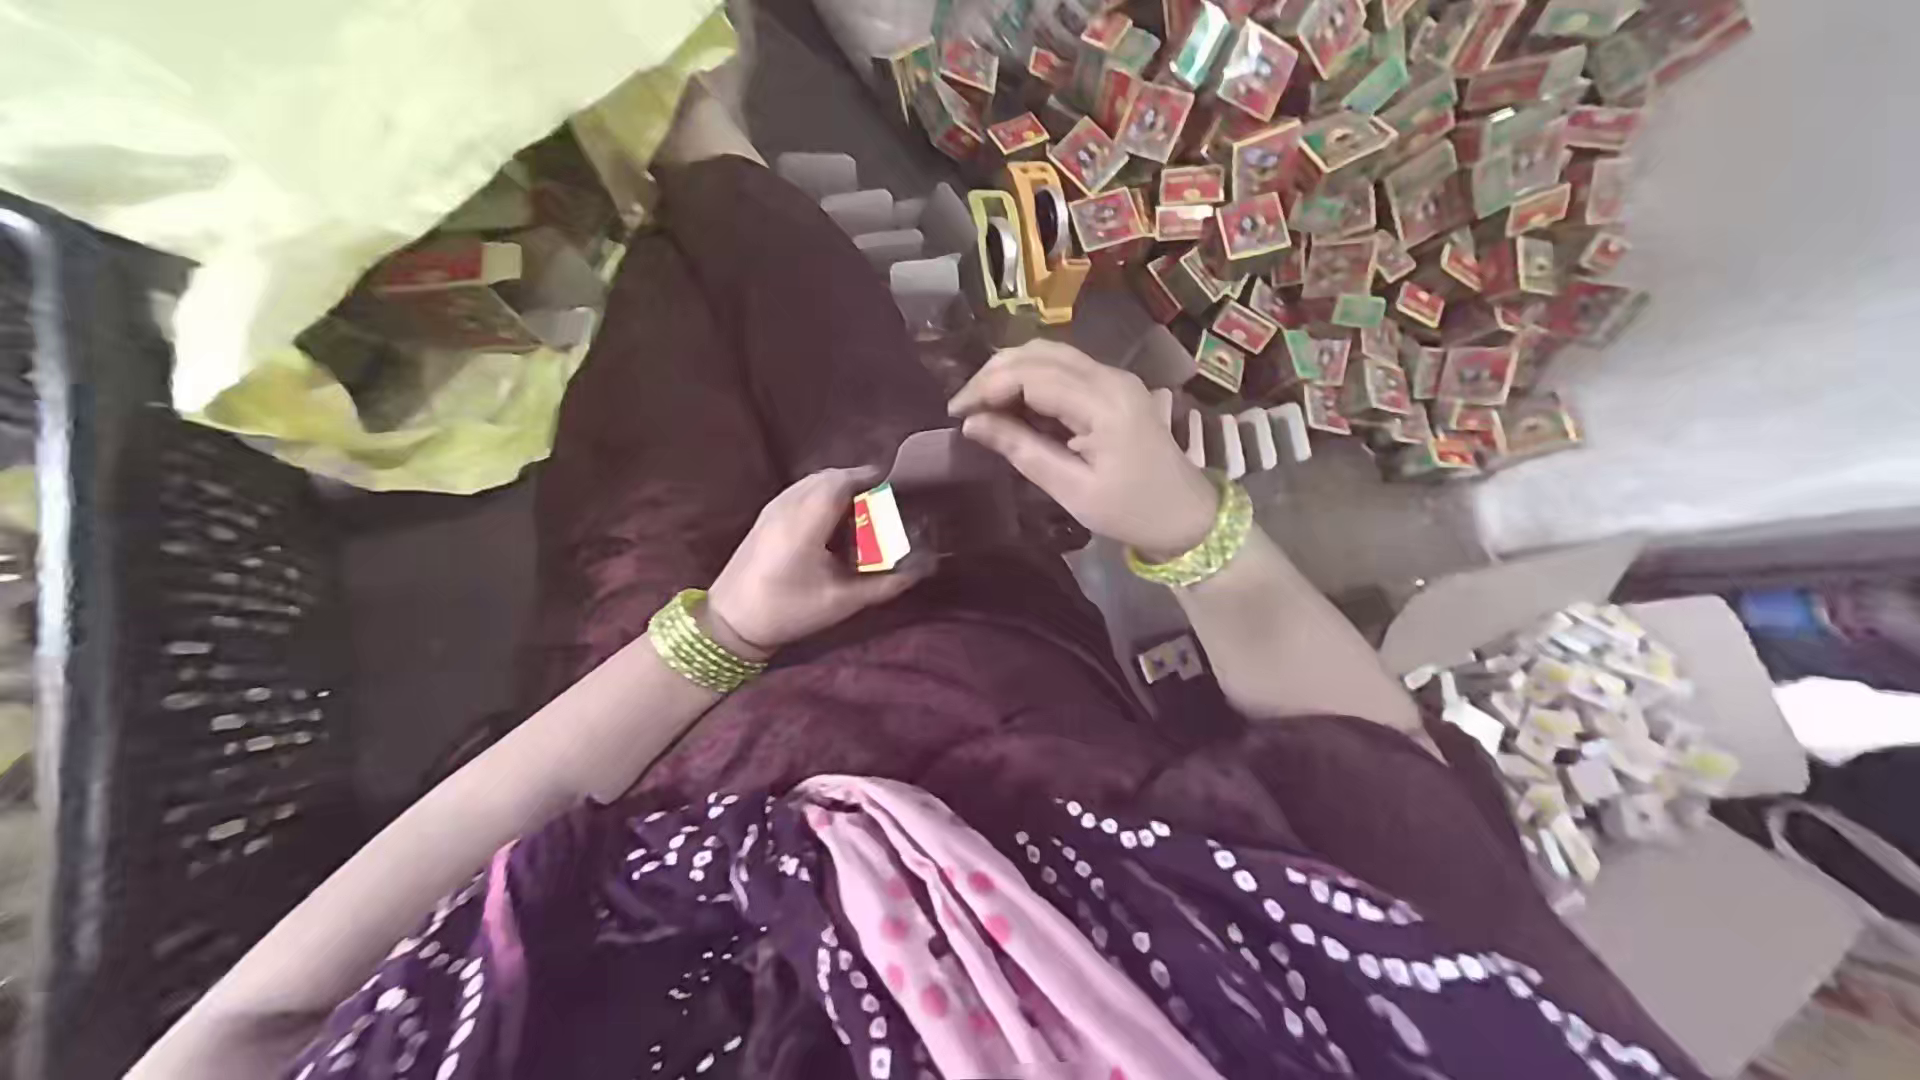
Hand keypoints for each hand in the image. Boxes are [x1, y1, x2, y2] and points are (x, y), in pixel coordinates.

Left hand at [706, 467, 932, 655]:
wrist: (730, 622)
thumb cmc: (787, 611)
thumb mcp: (841, 602)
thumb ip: (884, 584)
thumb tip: (920, 570)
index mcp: (805, 523)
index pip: (842, 481)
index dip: (871, 478)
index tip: (897, 488)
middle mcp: (787, 506)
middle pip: (830, 477)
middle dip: (861, 483)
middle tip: (886, 503)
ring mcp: (773, 508)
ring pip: (814, 481)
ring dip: (841, 488)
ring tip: (865, 511)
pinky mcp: (767, 516)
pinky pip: (802, 491)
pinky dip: (824, 495)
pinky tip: (835, 521)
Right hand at [947, 341, 1217, 560]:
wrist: (1186, 515)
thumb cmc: (1130, 511)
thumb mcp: (1071, 489)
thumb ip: (1021, 450)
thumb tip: (973, 424)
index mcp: (1103, 404)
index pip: (1032, 374)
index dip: (987, 387)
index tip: (957, 414)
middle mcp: (1110, 377)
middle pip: (1039, 352)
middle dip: (994, 374)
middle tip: (965, 407)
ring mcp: (1115, 378)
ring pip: (1050, 354)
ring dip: (1011, 372)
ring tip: (983, 405)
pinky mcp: (1114, 386)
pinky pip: (1065, 369)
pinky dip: (1032, 379)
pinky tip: (1015, 404)